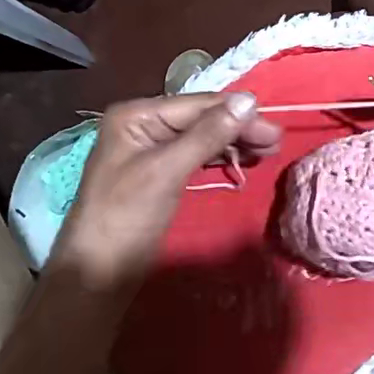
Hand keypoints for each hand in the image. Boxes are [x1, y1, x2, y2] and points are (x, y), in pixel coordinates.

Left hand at [50, 93, 280, 292]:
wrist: (96, 274)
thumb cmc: (126, 217)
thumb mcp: (168, 171)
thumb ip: (208, 134)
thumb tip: (249, 100)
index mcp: (137, 115)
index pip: (198, 105)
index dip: (238, 114)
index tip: (275, 130)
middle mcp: (143, 124)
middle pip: (201, 118)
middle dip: (239, 128)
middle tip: (276, 142)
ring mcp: (151, 148)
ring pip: (202, 136)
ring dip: (234, 142)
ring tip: (268, 151)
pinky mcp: (160, 172)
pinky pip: (196, 154)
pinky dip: (220, 157)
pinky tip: (242, 160)